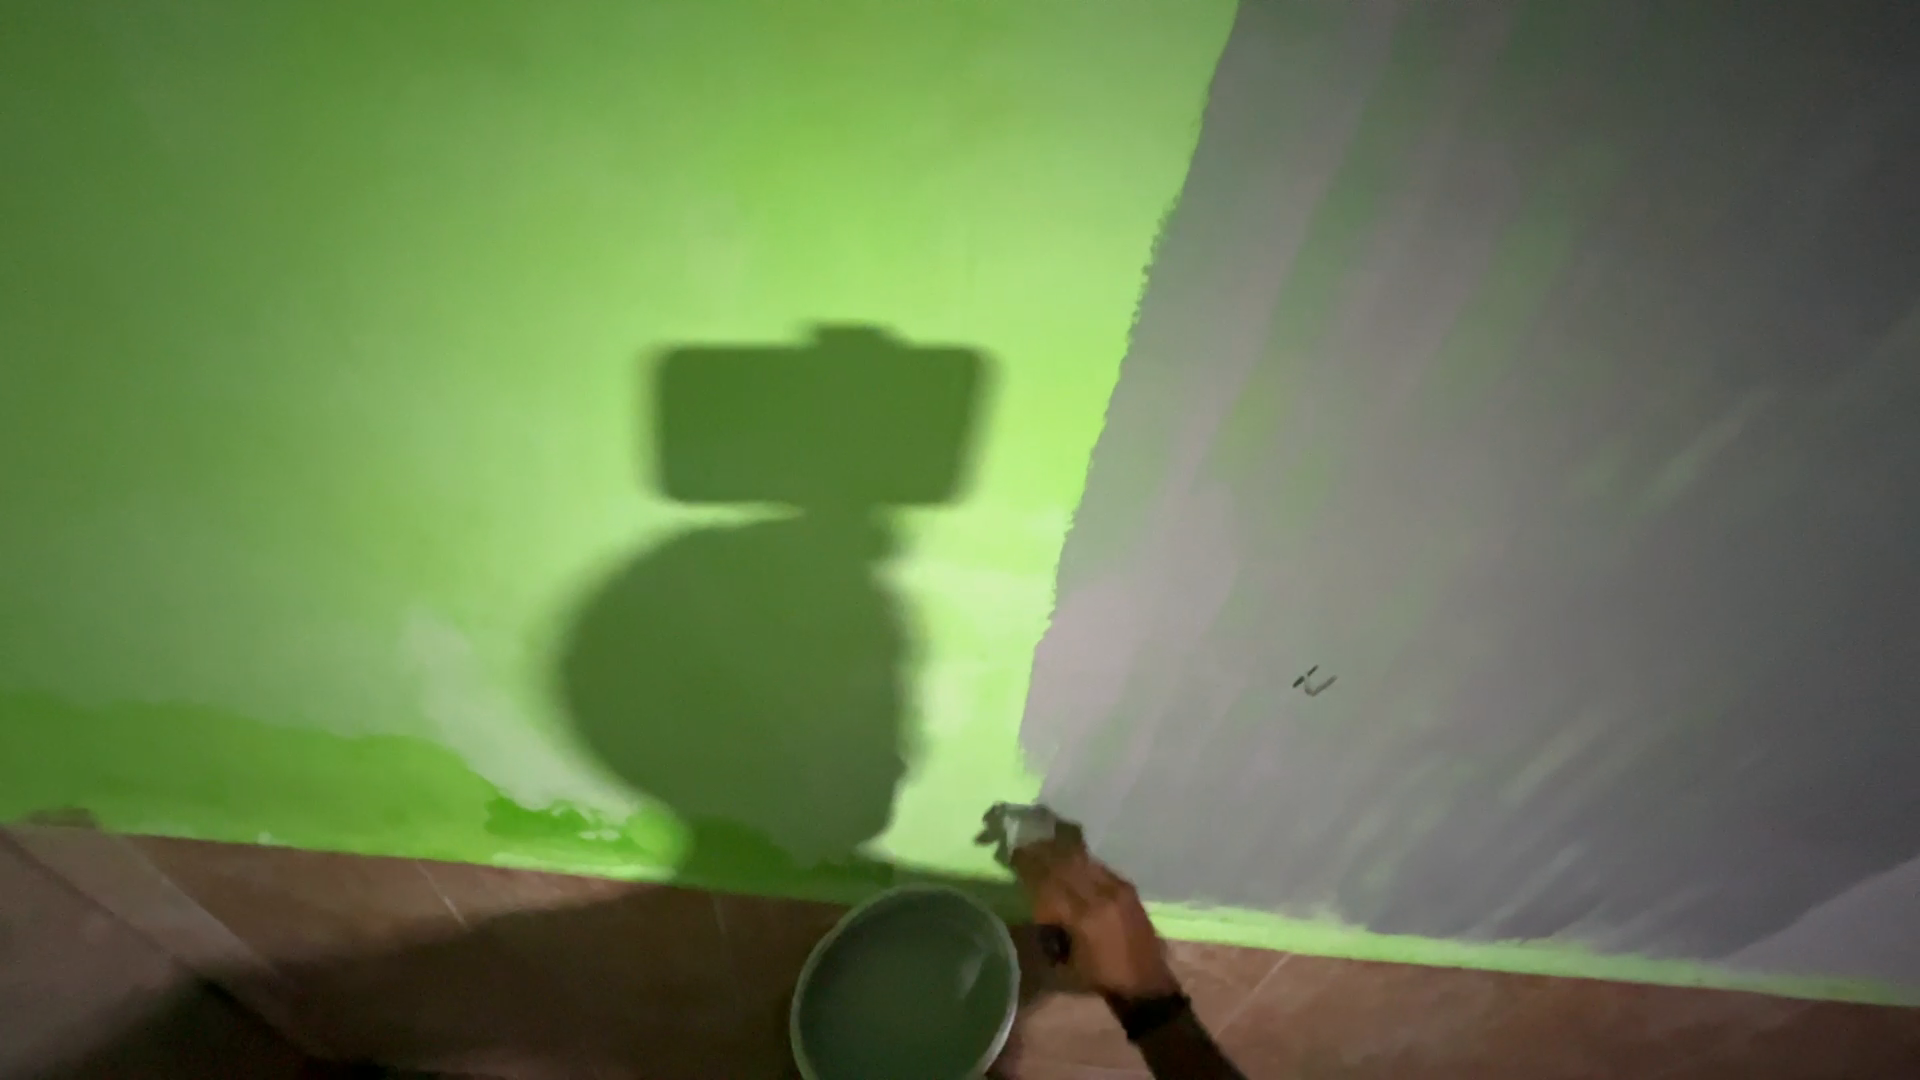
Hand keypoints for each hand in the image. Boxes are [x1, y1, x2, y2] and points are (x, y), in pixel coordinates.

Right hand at [1011, 830, 1179, 999]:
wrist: (1145, 983)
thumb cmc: (1099, 978)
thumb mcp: (1064, 963)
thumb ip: (1048, 931)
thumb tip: (1033, 907)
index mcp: (1082, 917)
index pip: (1049, 882)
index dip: (1029, 867)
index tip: (1014, 857)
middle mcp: (1100, 895)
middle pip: (1065, 863)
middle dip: (1042, 852)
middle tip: (1026, 846)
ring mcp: (1116, 887)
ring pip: (1082, 859)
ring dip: (1061, 850)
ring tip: (1044, 845)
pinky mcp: (1127, 886)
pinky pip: (1098, 865)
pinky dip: (1080, 860)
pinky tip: (1070, 856)